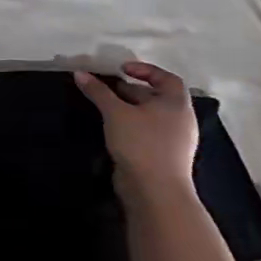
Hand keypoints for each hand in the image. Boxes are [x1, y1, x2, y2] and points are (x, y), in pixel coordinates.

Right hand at [73, 62, 197, 201]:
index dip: (146, 70)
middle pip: (157, 96)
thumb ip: (98, 92)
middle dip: (131, 89)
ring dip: (129, 107)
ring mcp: (174, 140)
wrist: (156, 191)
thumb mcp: (115, 112)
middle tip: (106, 88)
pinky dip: (131, 124)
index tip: (122, 69)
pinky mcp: (163, 156)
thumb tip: (80, 73)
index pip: (167, 78)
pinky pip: (147, 131)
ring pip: (150, 115)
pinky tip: (112, 127)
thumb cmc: (141, 143)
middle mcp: (180, 120)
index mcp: (176, 105)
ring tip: (105, 106)